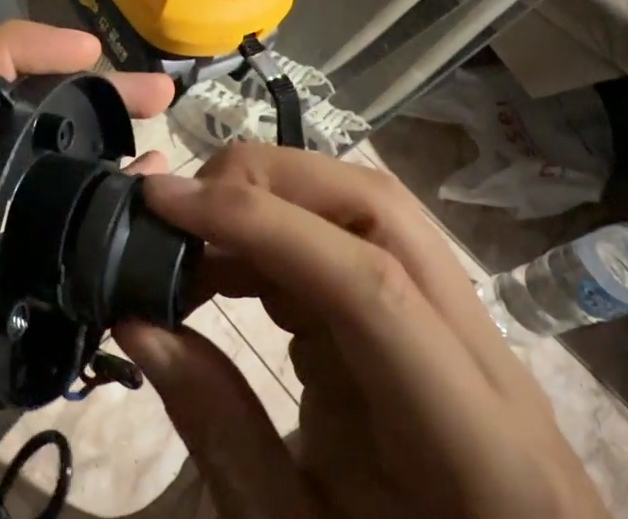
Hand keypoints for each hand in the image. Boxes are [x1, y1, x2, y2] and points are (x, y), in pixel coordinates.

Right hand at [115, 144, 607, 518]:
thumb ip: (218, 427)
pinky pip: (356, 251)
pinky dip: (279, 240)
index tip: (161, 203)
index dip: (258, 222)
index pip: (368, 285)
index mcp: (473, 443)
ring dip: (269, 203)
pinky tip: (227, 273)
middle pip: (381, 214)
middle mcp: (491, 368)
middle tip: (175, 208)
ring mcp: (469, 340)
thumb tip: (136, 320)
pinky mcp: (433, 332)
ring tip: (187, 241)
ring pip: (371, 216)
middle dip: (266, 184)